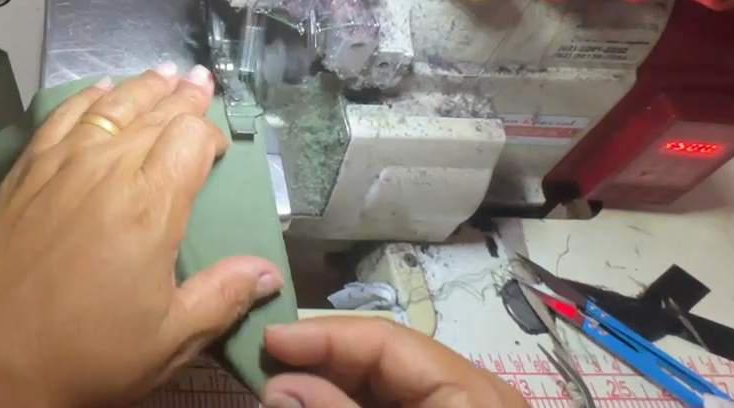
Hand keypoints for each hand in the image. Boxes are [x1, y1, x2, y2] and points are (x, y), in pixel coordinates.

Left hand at [0, 64, 284, 407]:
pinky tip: (102, 88)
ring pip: (114, 105)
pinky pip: (65, 114)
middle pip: (156, 114)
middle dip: (185, 97)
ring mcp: (65, 159)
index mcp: (152, 204)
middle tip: (202, 79)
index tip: (219, 148)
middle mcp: (110, 166)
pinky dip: (89, 96)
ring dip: (144, 86)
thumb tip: (268, 271)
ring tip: (165, 72)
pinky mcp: (31, 164)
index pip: (192, 140)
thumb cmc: (88, 351)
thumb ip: (222, 297)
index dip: (212, 135)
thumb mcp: (168, 339)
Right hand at [261, 318, 529, 407]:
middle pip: (377, 360)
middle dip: (318, 362)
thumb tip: (275, 384)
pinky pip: (382, 407)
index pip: (383, 338)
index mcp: (470, 390)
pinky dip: (343, 406)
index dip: (322, 333)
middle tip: (262, 366)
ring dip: (324, 387)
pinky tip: (310, 404)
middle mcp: (462, 394)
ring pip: (374, 387)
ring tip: (277, 389)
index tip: (268, 337)